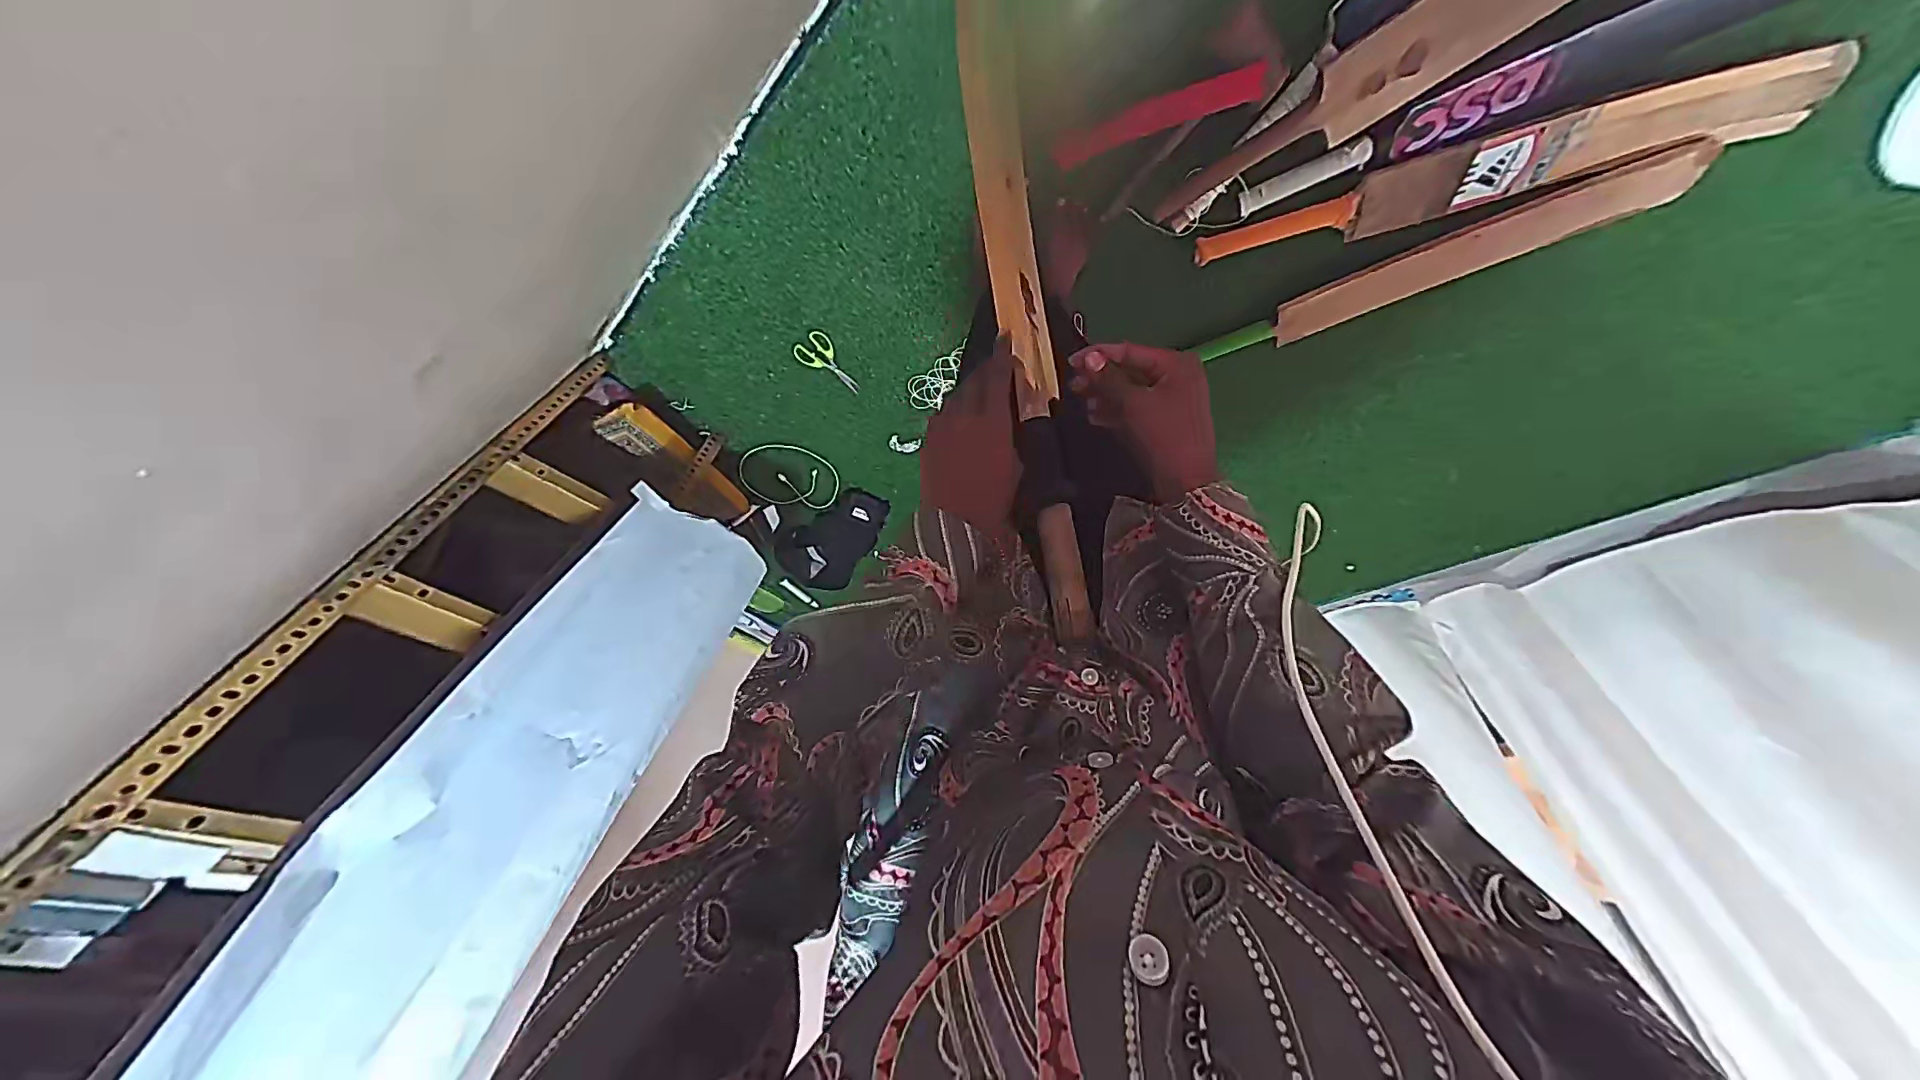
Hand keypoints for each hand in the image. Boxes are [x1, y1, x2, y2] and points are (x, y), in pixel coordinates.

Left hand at [921, 337, 1020, 532]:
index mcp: (992, 419)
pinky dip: (956, 407)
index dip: (1003, 354)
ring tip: (981, 391)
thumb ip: (1017, 432)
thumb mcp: (1019, 464)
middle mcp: (964, 414)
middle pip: (976, 380)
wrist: (956, 524)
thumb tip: (1018, 413)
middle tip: (999, 365)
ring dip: (971, 388)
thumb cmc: (996, 499)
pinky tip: (962, 415)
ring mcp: (942, 425)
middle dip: (988, 369)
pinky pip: (944, 412)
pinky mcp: (929, 438)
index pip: (997, 375)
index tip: (1008, 338)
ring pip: (958, 394)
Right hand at [1067, 342, 1218, 501]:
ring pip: (1131, 390)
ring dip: (1105, 395)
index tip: (1072, 361)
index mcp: (1176, 364)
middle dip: (1101, 378)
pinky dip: (1116, 410)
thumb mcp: (1133, 404)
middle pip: (1130, 370)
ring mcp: (1172, 399)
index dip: (1099, 355)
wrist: (1186, 482)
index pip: (1131, 351)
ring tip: (1081, 399)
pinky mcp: (1164, 419)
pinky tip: (1095, 415)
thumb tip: (1088, 358)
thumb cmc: (1164, 436)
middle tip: (1074, 384)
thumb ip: (1109, 379)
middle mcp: (1176, 376)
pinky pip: (1136, 407)